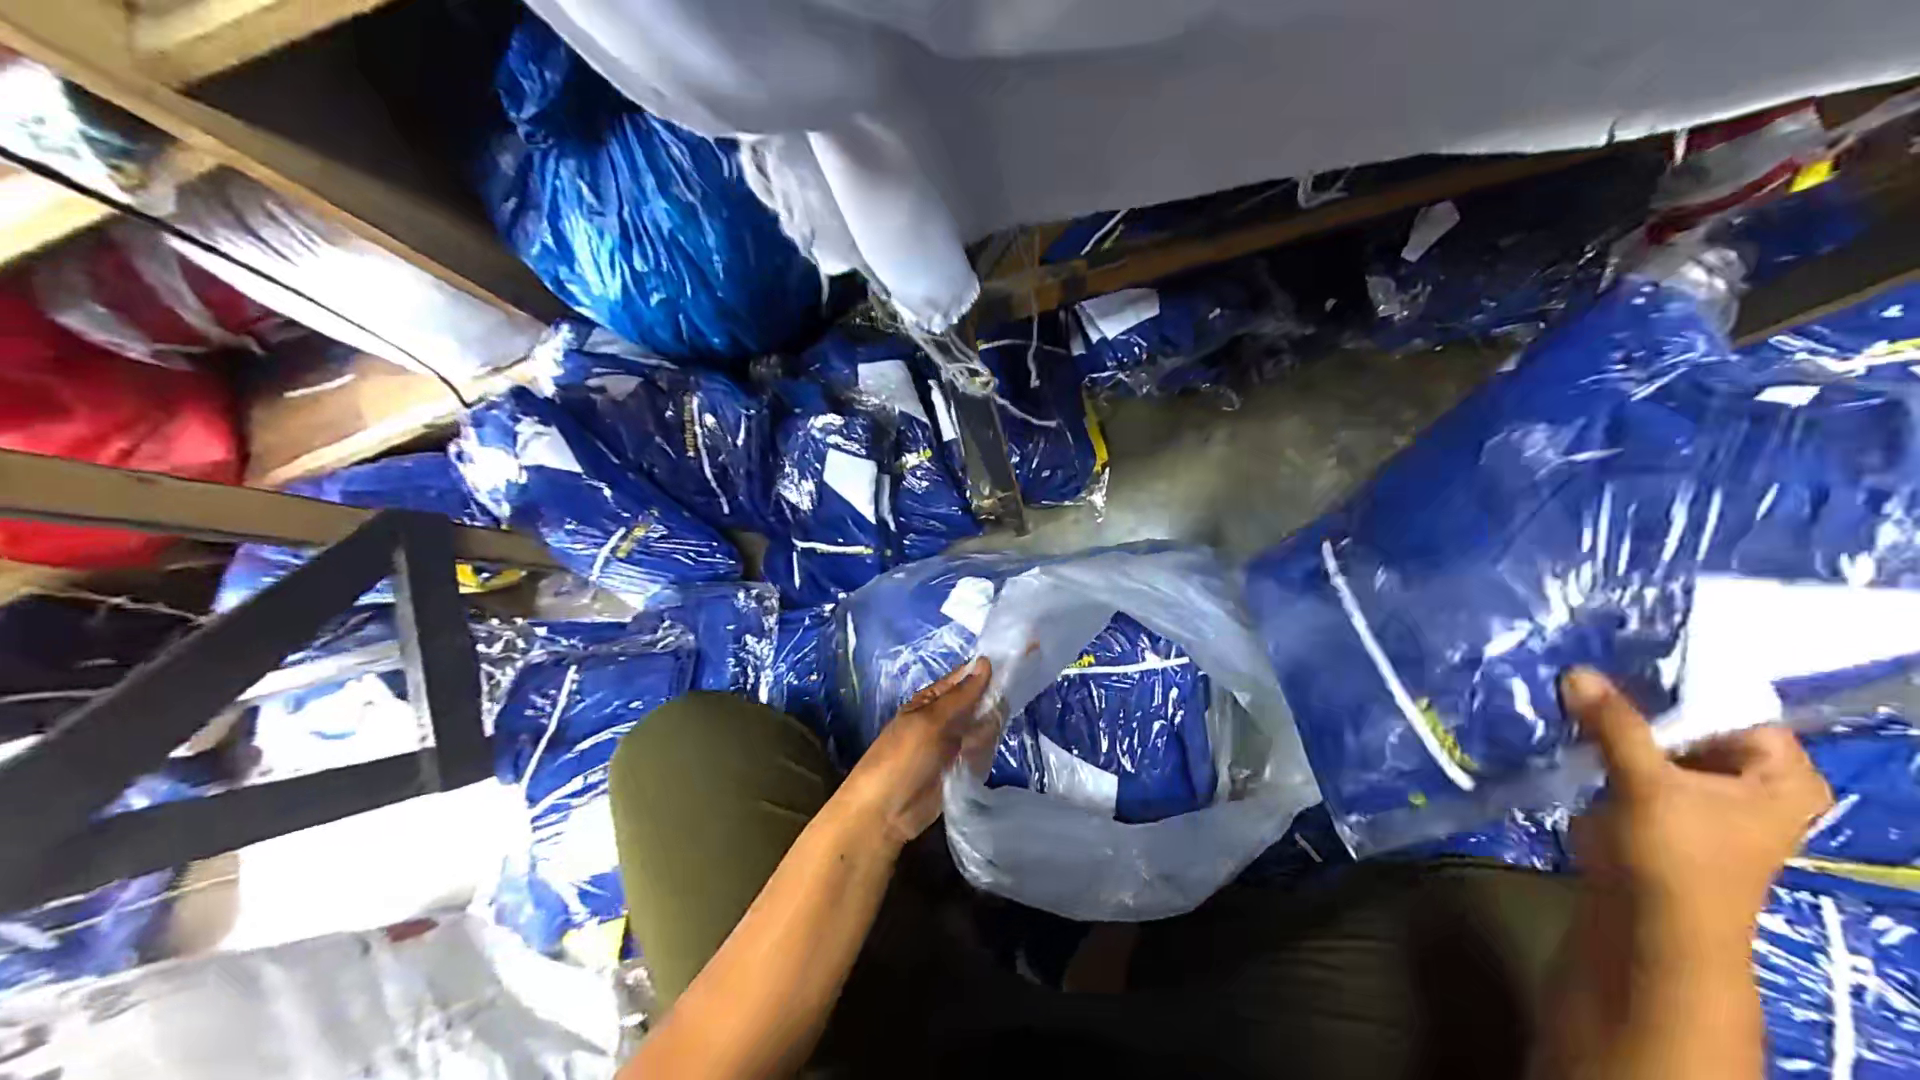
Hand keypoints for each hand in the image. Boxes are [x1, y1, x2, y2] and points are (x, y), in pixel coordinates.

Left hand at [835, 658, 995, 847]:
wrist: (886, 812)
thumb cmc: (902, 757)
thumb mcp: (931, 721)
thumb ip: (961, 695)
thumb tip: (985, 662)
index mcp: (932, 700)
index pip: (965, 678)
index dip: (986, 672)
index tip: (1015, 665)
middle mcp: (946, 718)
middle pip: (980, 704)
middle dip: (988, 709)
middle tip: (988, 718)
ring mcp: (956, 744)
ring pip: (985, 729)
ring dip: (983, 737)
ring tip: (969, 749)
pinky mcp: (964, 768)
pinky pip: (983, 754)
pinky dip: (981, 757)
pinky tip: (971, 764)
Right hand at [1561, 668, 1832, 942]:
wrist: (1648, 923)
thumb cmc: (1676, 857)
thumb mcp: (1648, 784)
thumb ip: (1615, 724)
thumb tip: (1577, 670)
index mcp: (1780, 774)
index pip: (1733, 705)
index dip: (1681, 679)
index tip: (1624, 652)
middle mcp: (1748, 778)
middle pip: (1691, 719)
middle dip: (1638, 698)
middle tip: (1590, 665)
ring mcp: (1701, 790)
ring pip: (1656, 737)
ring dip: (1616, 720)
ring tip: (1574, 687)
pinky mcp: (1658, 801)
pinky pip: (1634, 755)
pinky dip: (1606, 740)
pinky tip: (1573, 719)